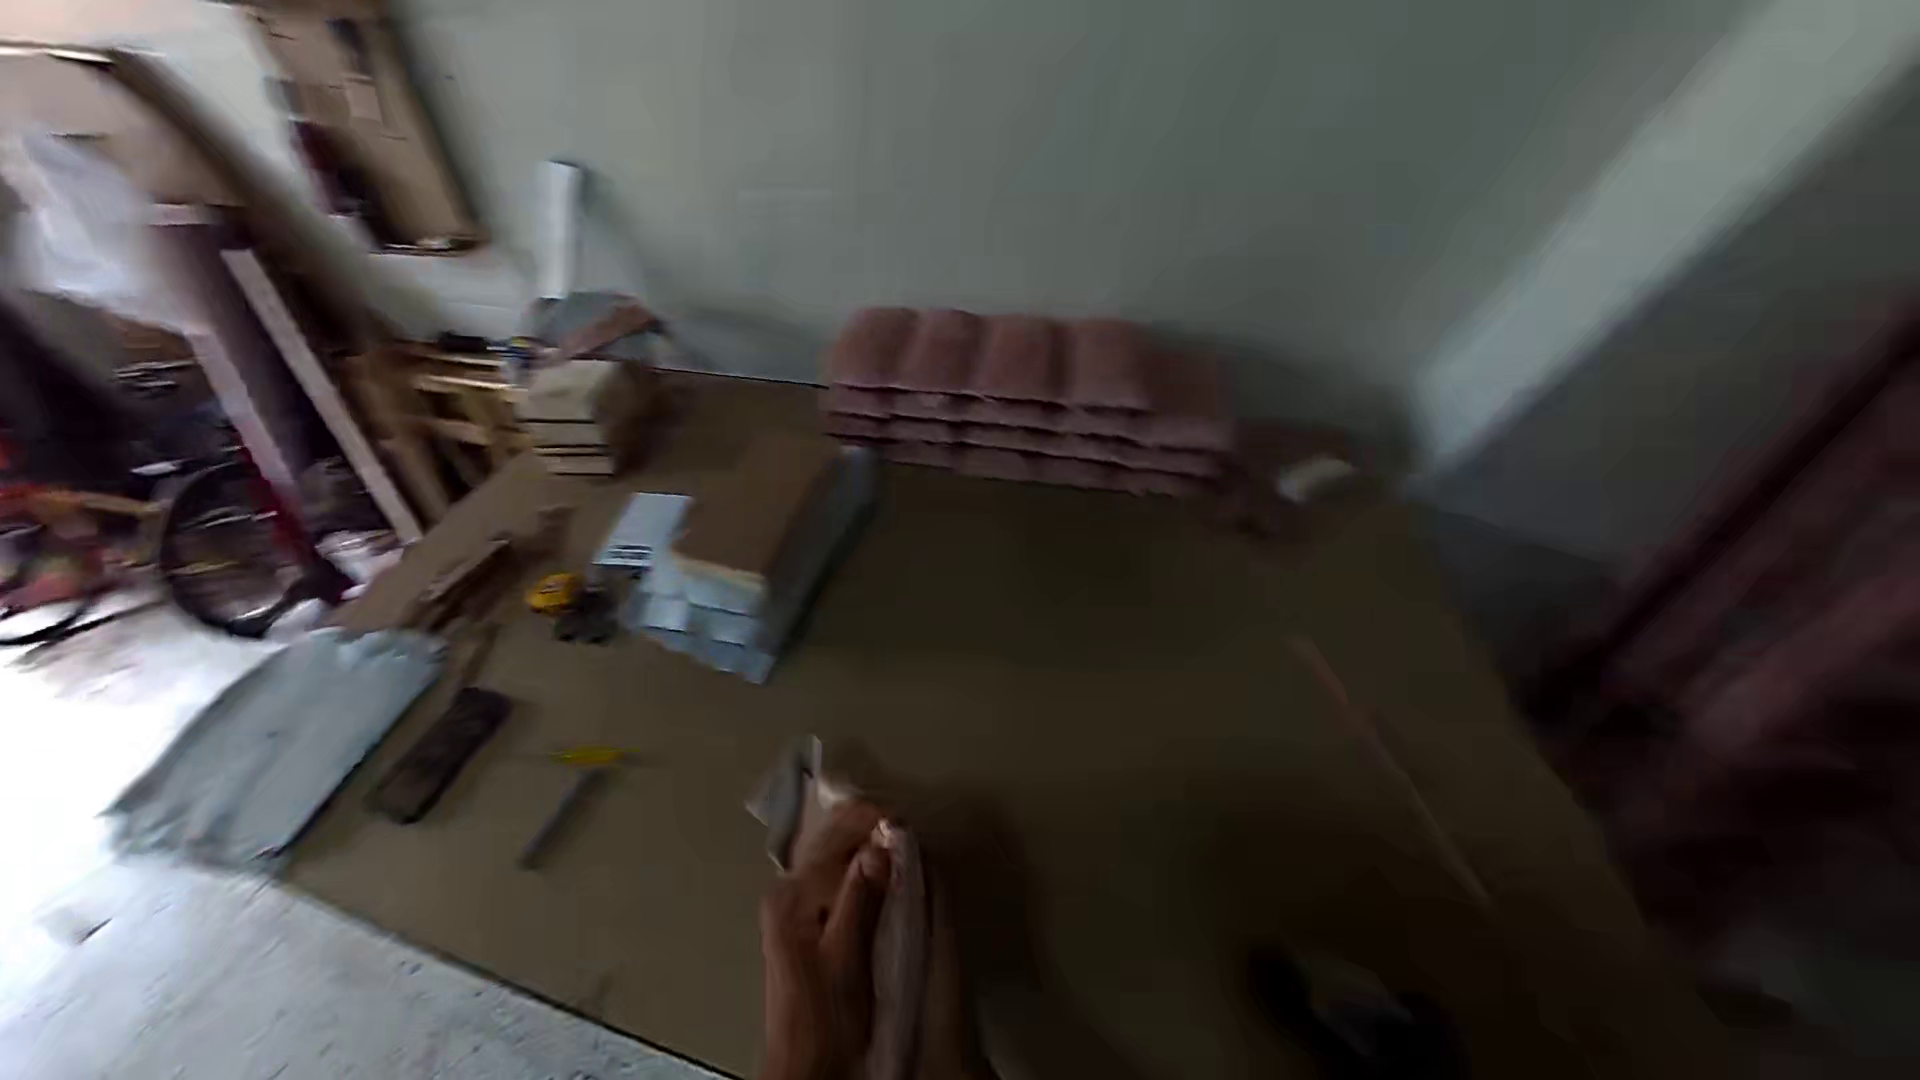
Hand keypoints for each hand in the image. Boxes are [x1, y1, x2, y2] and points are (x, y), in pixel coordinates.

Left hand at [760, 801, 890, 1079]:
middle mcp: (787, 890)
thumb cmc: (824, 1019)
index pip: (834, 836)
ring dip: (867, 842)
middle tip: (905, 830)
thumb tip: (879, 847)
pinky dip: (861, 862)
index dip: (872, 822)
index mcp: (791, 895)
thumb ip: (860, 898)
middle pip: (831, 837)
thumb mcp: (846, 957)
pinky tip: (880, 865)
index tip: (903, 824)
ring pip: (835, 852)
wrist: (807, 1067)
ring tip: (898, 842)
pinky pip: (836, 871)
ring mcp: (794, 902)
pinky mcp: (806, 917)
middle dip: (869, 827)